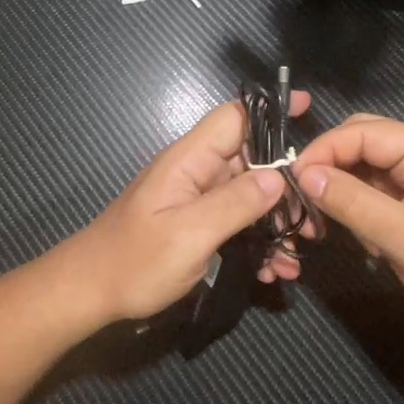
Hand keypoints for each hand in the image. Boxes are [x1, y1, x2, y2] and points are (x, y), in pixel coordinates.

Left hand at [62, 91, 308, 321]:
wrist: (89, 293)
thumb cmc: (135, 260)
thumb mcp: (189, 234)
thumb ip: (235, 203)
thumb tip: (279, 175)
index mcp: (189, 160)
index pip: (234, 118)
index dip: (270, 112)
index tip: (309, 110)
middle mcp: (194, 171)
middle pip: (250, 160)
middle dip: (285, 186)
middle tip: (314, 221)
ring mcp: (194, 199)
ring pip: (247, 195)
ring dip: (274, 223)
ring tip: (298, 257)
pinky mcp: (194, 224)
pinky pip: (235, 222)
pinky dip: (257, 243)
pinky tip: (274, 271)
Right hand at [292, 114, 403, 357]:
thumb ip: (355, 204)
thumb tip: (303, 174)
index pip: (363, 132)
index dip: (323, 151)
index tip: (291, 182)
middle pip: (360, 145)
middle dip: (328, 170)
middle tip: (300, 204)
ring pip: (362, 171)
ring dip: (337, 195)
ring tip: (319, 228)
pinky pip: (372, 195)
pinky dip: (353, 212)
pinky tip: (348, 238)